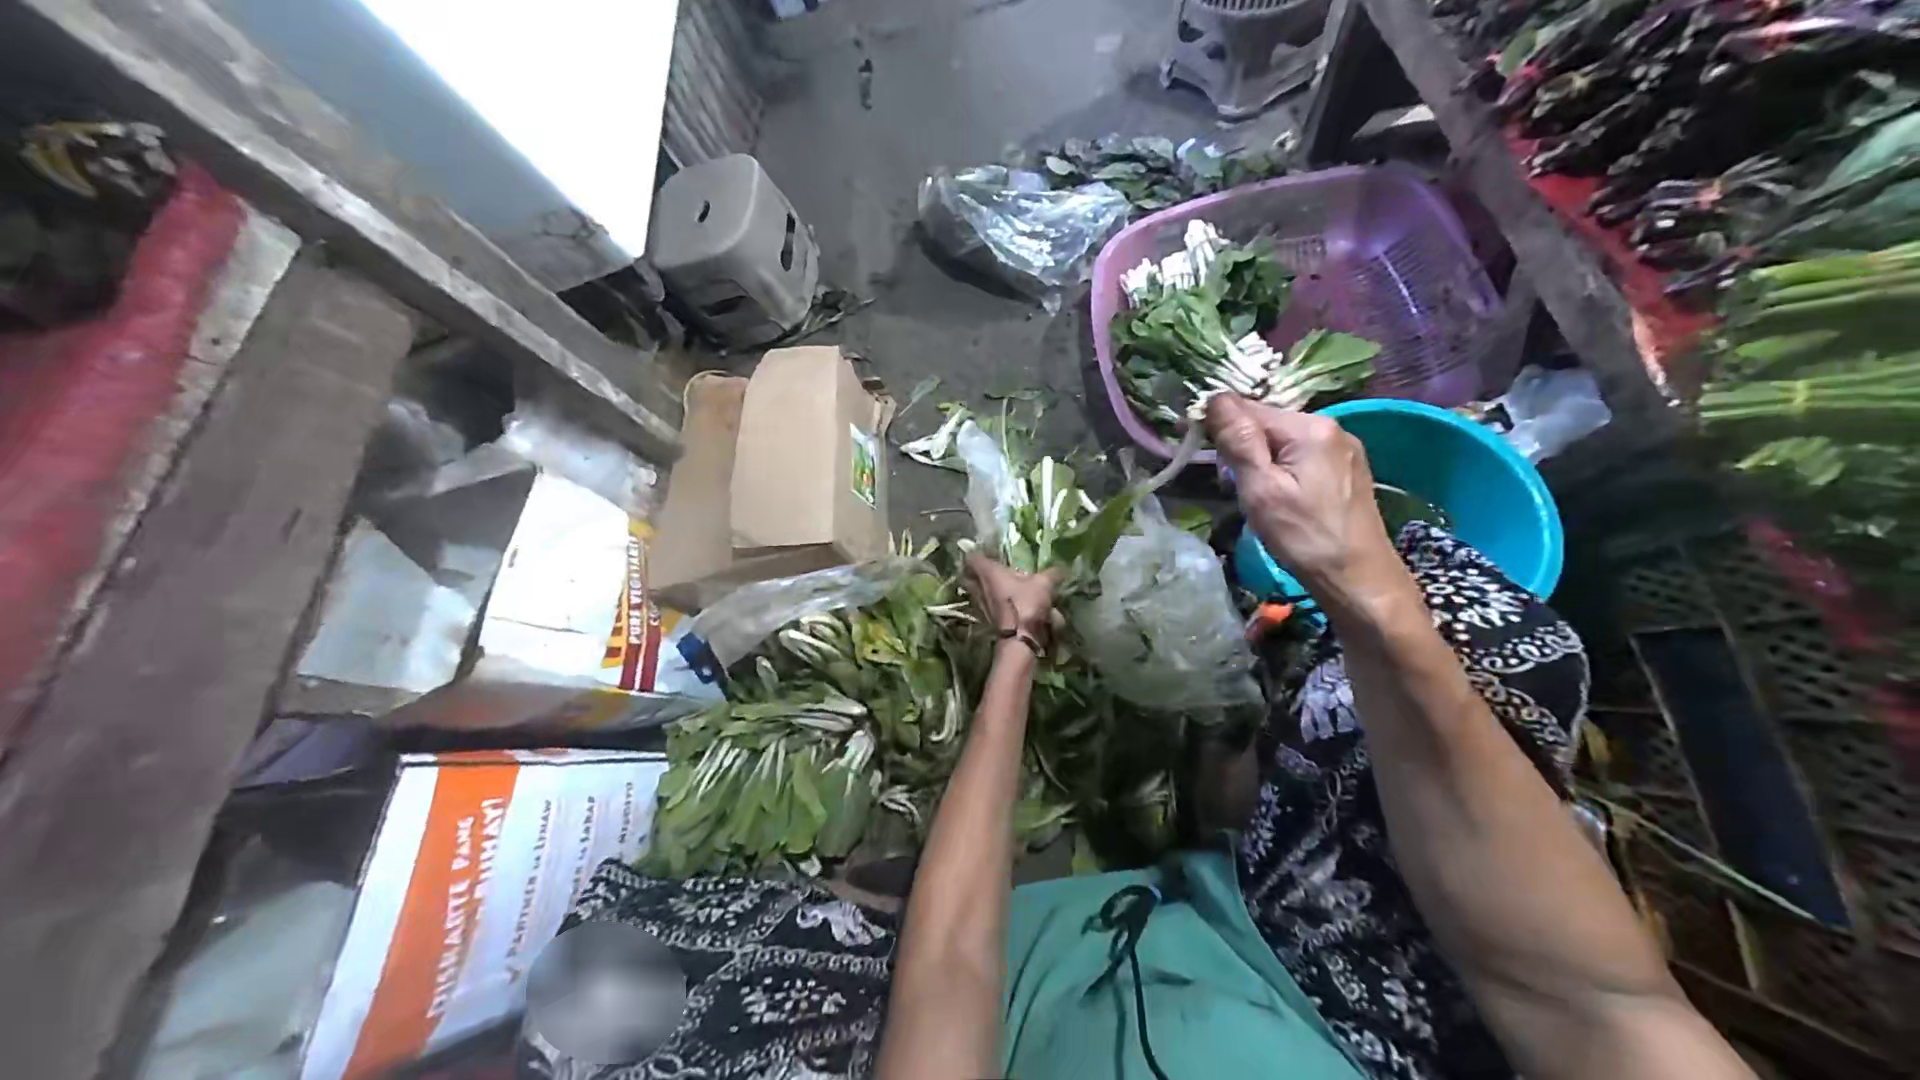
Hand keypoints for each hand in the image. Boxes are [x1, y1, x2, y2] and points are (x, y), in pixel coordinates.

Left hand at [964, 553, 1058, 642]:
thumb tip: (1061, 569)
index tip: (987, 552)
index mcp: (988, 572)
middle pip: (968, 575)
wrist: (1019, 638)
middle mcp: (979, 587)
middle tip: (990, 569)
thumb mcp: (1043, 584)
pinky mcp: (984, 620)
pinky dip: (992, 604)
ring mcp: (980, 604)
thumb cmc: (1026, 604)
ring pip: (976, 592)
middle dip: (976, 572)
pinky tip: (1005, 605)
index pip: (973, 556)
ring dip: (984, 588)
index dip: (978, 552)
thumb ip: (1052, 573)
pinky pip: (984, 606)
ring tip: (999, 587)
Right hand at [1204, 394, 1406, 606]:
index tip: (1198, 451)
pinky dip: (1280, 467)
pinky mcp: (1346, 467)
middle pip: (1266, 421)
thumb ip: (1238, 442)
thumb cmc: (1303, 536)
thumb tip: (1215, 398)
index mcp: (1309, 427)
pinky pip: (1300, 454)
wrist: (1358, 577)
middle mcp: (1330, 426)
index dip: (1217, 426)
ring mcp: (1342, 447)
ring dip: (1259, 458)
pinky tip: (1280, 495)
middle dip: (1240, 446)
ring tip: (1254, 493)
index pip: (1247, 407)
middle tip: (1231, 484)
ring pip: (1282, 439)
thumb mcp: (1261, 490)